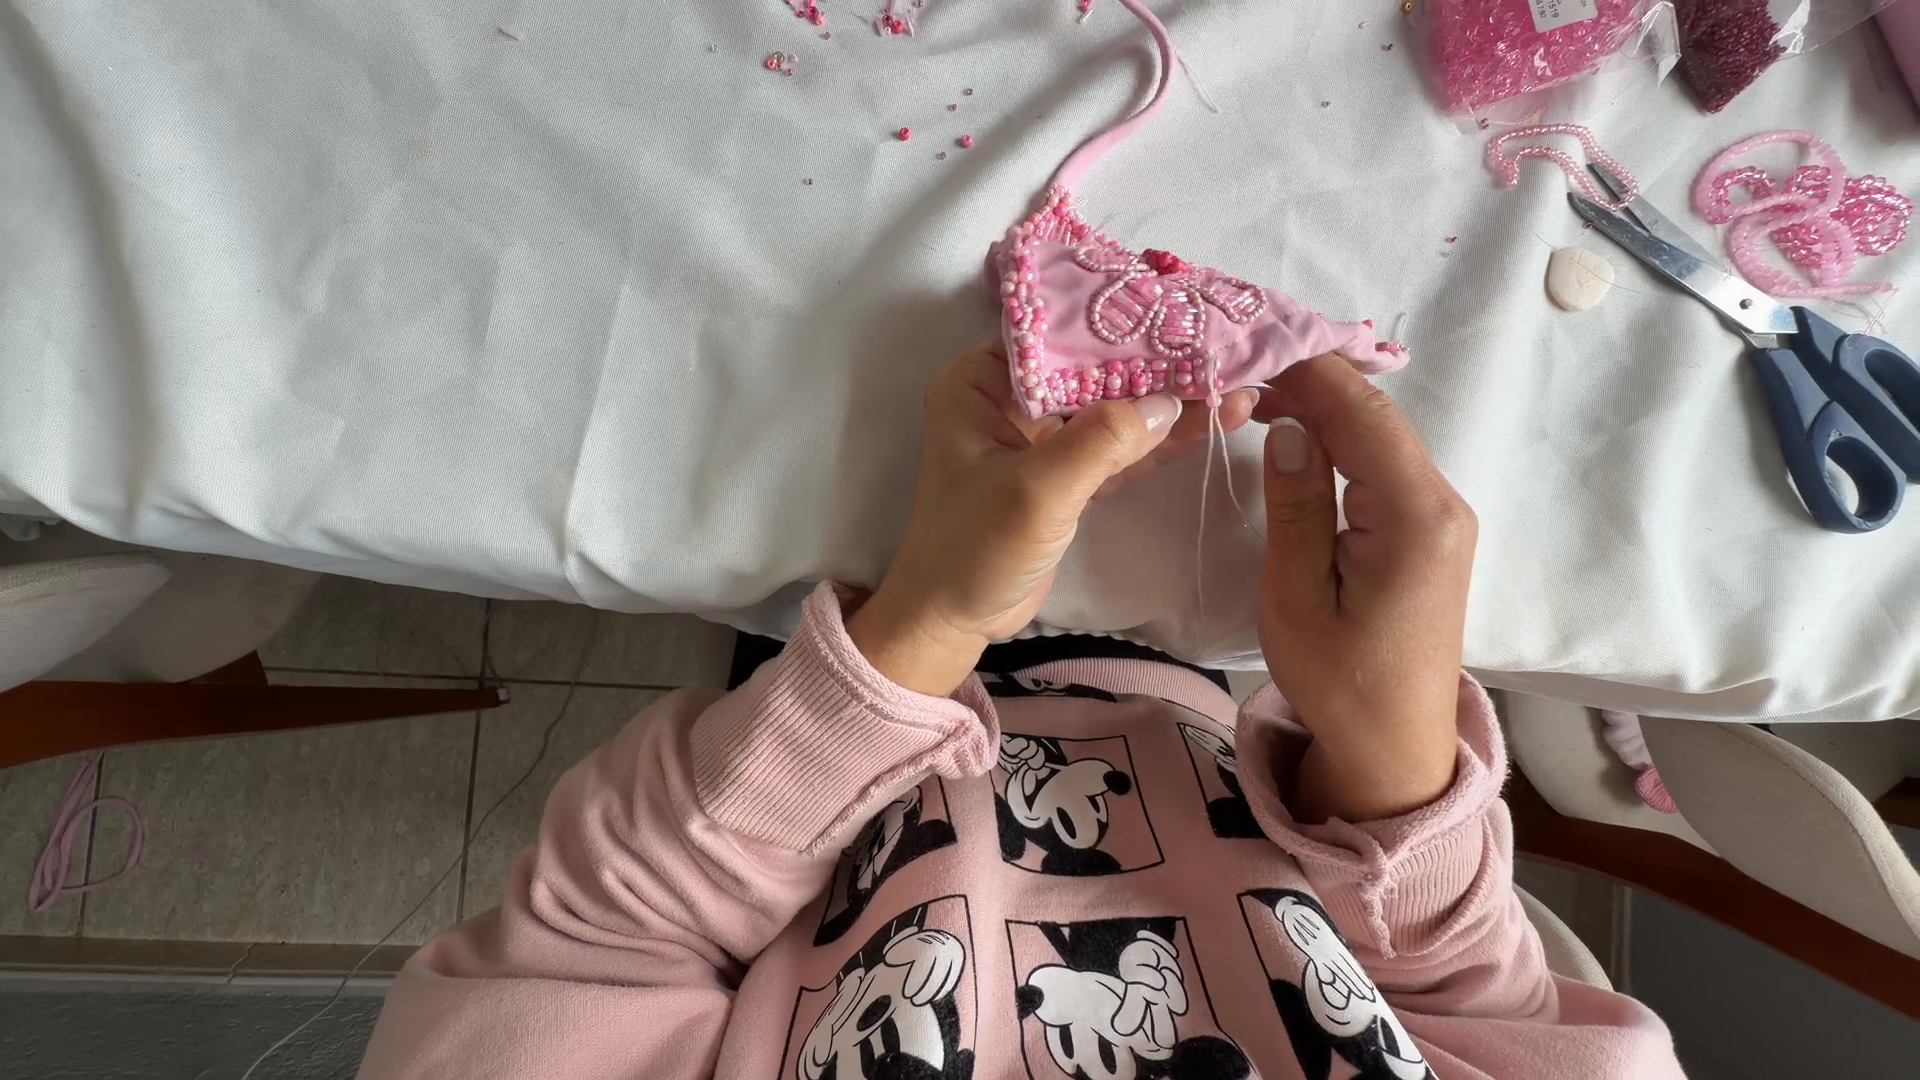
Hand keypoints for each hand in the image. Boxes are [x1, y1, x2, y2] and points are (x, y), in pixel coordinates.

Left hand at [849, 340, 1246, 695]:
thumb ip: (1101, 442)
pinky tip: (1205, 425)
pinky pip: (1113, 449)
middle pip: (1093, 372)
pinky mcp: (1061, 474)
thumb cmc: (975, 549)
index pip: (1061, 338)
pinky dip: (1154, 444)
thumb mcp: (1037, 492)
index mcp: (982, 381)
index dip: (1123, 329)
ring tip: (1234, 392)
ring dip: (1167, 407)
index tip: (1188, 319)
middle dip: (1157, 370)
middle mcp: (1009, 398)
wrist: (953, 617)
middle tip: (1227, 357)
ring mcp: (1038, 437)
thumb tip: (1168, 401)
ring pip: (1110, 412)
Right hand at [1253, 354, 1476, 822]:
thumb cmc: (1336, 680)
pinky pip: (1383, 464)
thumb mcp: (1295, 597)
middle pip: (1376, 416)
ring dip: (1324, 410)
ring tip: (1258, 397)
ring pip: (1380, 435)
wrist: (1395, 744)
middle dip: (1313, 384)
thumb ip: (1295, 507)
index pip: (1361, 414)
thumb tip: (1287, 429)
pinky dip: (1339, 440)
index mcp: (1412, 517)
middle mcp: (1441, 503)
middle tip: (1243, 375)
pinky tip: (1300, 437)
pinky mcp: (1428, 530)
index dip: (1308, 372)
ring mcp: (1441, 516)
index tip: (1249, 350)